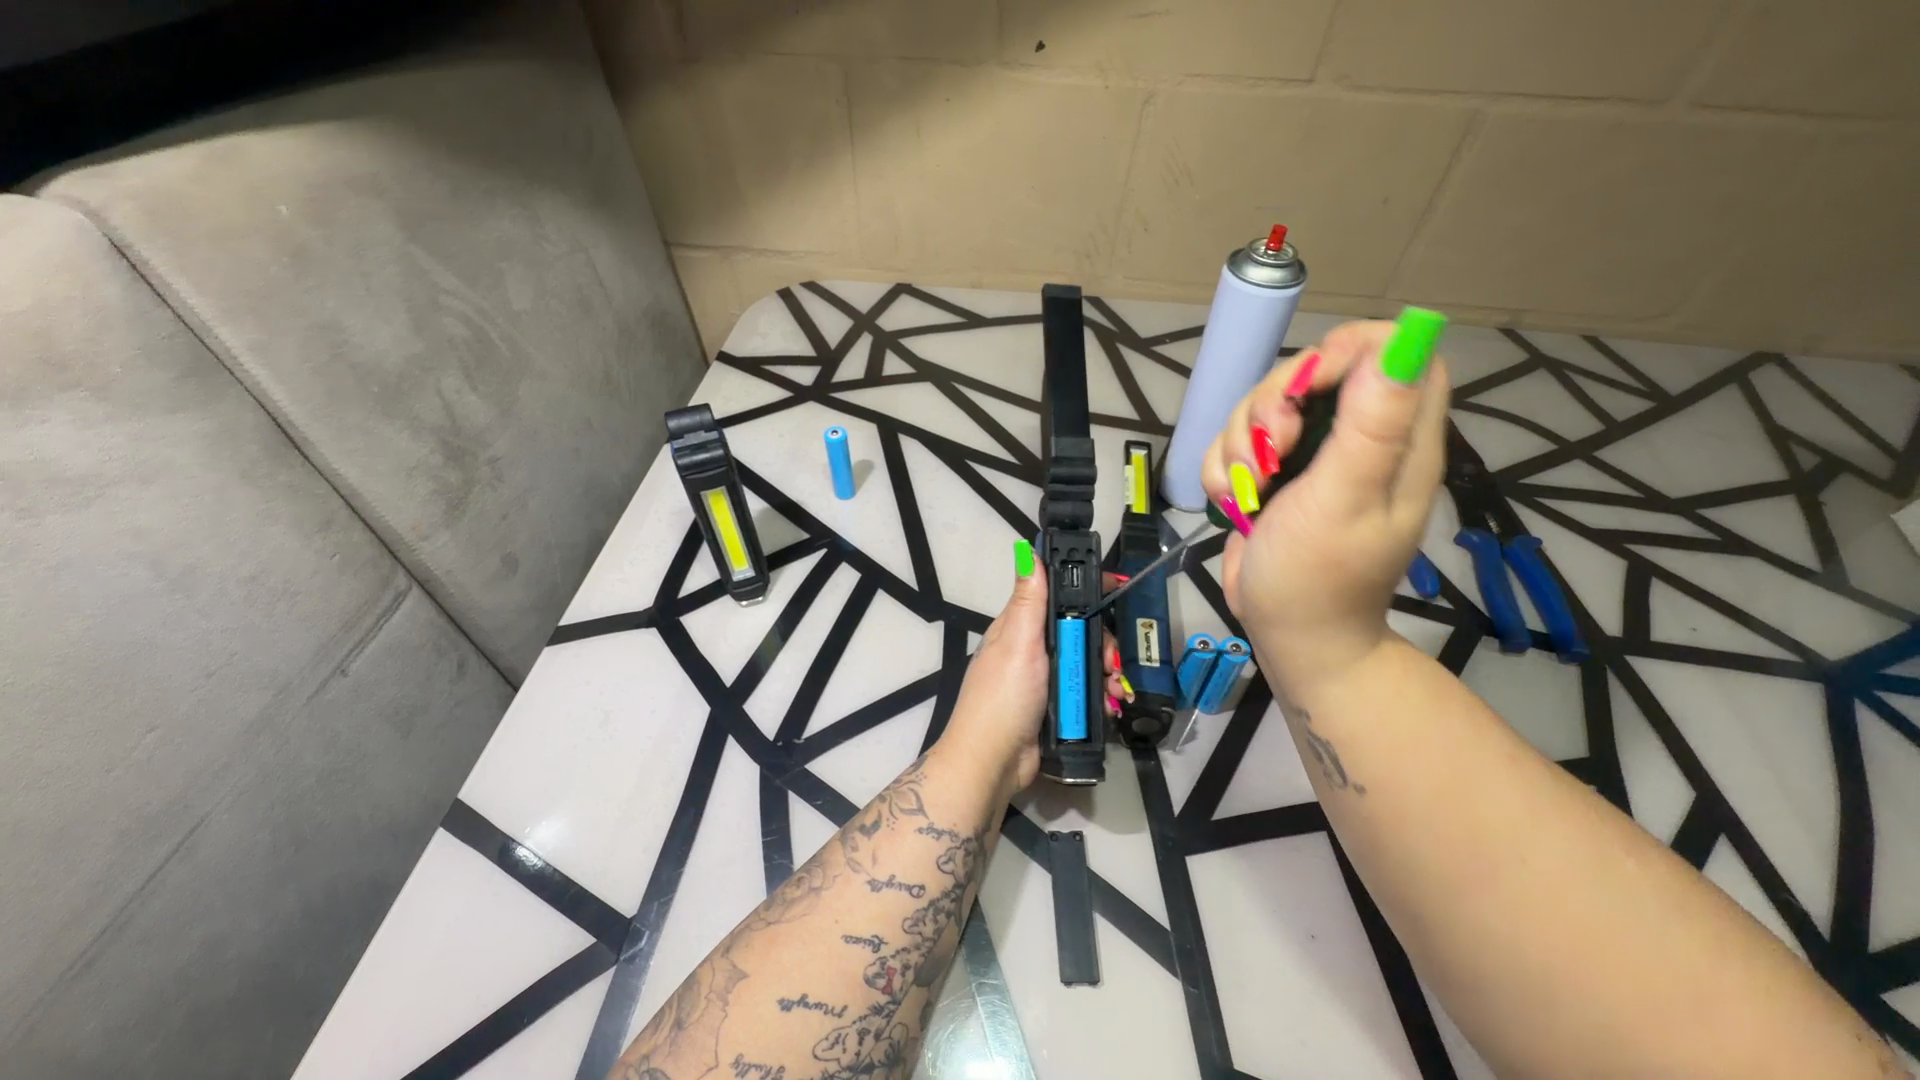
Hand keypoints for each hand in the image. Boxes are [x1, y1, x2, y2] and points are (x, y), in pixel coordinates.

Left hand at [939, 562, 1124, 792]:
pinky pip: (1086, 694)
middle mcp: (1033, 651)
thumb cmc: (1003, 697)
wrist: (992, 763)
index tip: (1119, 587)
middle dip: (1105, 644)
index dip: (1089, 590)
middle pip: (1081, 633)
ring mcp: (1045, 682)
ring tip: (1115, 691)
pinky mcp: (1057, 709)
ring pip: (1088, 665)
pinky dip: (1101, 697)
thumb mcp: (1017, 643)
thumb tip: (1027, 551)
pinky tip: (1111, 705)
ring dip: (1107, 675)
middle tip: (1113, 662)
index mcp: (1019, 629)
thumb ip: (1028, 601)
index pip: (1058, 597)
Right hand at [1201, 319, 1449, 701]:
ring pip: (1266, 406)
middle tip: (1271, 449)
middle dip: (1276, 402)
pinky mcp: (1273, 475)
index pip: (1395, 353)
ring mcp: (1312, 457)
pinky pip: (1237, 442)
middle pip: (1316, 372)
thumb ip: (1370, 426)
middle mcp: (1357, 439)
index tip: (1307, 385)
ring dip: (1241, 442)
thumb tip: (1400, 343)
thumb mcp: (1345, 499)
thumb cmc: (1321, 576)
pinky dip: (1223, 469)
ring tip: (1249, 491)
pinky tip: (1232, 504)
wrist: (1287, 634)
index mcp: (1397, 440)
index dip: (1351, 351)